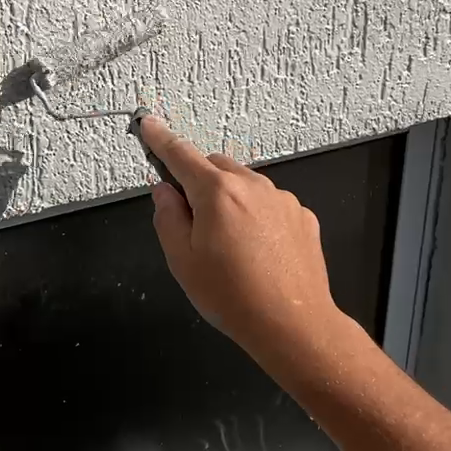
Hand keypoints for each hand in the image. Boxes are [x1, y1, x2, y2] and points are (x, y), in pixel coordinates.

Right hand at [136, 116, 345, 358]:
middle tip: (190, 222)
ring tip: (227, 246)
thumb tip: (165, 192)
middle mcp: (252, 186)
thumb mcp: (180, 259)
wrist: (292, 325)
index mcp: (217, 193)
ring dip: (228, 200)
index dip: (160, 139)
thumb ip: (167, 216)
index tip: (148, 125)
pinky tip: (254, 251)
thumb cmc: (232, 296)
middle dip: (197, 182)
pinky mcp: (302, 217)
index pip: (180, 155)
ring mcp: (282, 200)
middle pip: (214, 167)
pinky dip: (254, 216)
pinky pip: (268, 204)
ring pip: (243, 185)